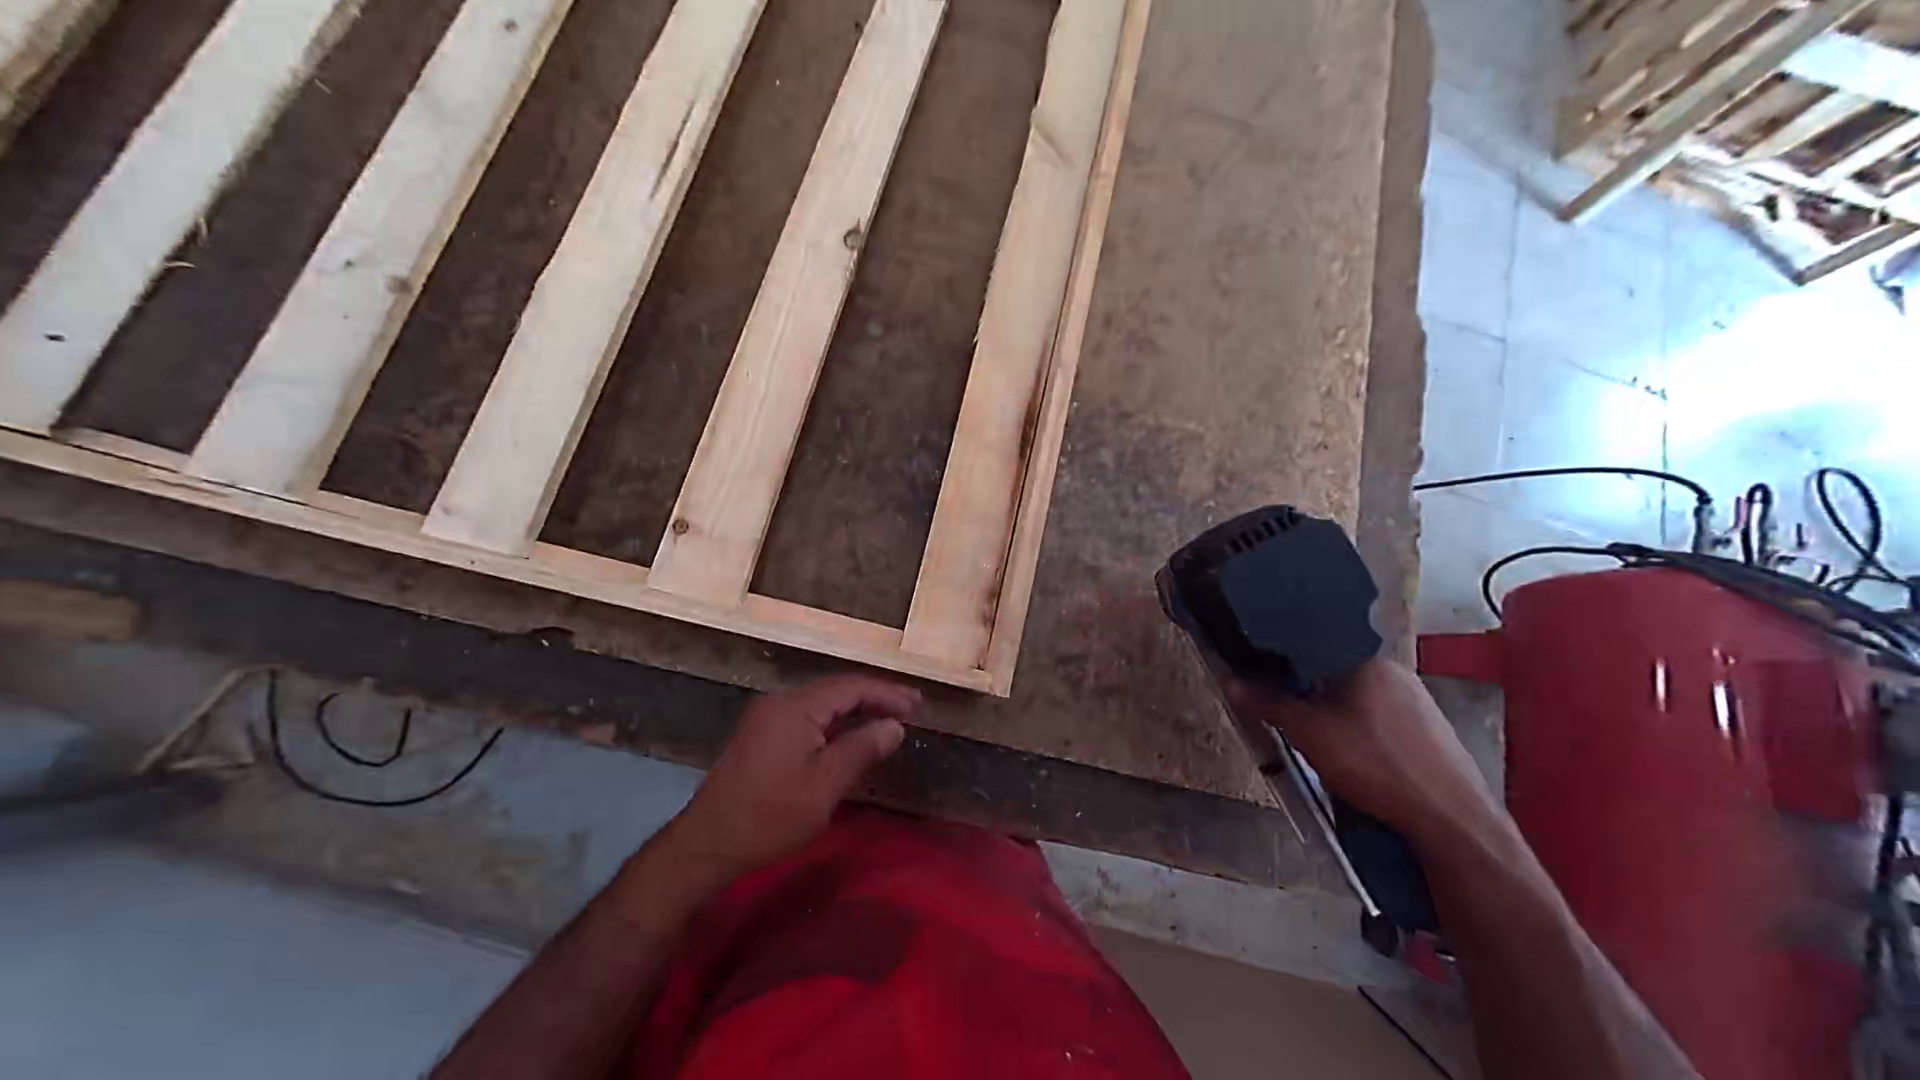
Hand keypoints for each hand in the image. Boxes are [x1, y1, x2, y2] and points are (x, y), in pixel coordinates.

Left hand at [664, 675, 919, 883]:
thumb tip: (894, 726)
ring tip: (888, 721)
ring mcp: (766, 716)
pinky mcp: (760, 734)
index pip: (851, 686)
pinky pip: (806, 716)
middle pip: (836, 690)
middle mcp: (779, 701)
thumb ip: (862, 749)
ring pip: (821, 703)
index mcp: (795, 706)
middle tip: (910, 710)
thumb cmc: (770, 816)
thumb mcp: (825, 785)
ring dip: (855, 710)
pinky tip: (850, 736)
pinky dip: (834, 722)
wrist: (707, 844)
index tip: (918, 705)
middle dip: (874, 698)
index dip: (887, 693)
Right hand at [1225, 658, 1500, 846]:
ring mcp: (1417, 700)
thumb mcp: (1309, 734)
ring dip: (1329, 711)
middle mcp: (1395, 671)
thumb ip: (1268, 704)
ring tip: (1309, 735)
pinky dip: (1355, 728)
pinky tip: (1349, 754)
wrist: (1452, 821)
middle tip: (1280, 710)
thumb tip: (1229, 681)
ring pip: (1355, 696)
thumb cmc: (1375, 765)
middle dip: (1303, 689)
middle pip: (1332, 670)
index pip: (1312, 643)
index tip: (1257, 672)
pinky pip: (1377, 716)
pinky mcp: (1430, 731)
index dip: (1280, 657)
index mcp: (1367, 659)